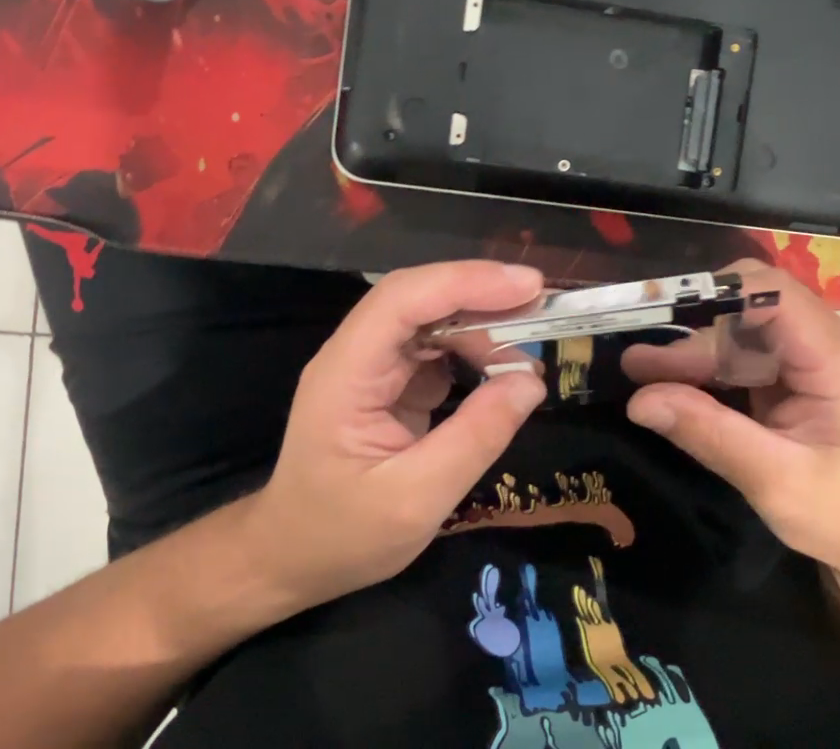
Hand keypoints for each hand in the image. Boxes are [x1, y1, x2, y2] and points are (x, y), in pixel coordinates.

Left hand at [243, 261, 547, 611]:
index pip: (402, 300)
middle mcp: (353, 356)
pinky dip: (472, 351)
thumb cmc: (343, 536)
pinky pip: (433, 349)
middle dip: (483, 296)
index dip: (465, 282)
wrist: (292, 557)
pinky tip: (503, 369)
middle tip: (547, 311)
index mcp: (345, 375)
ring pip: (429, 320)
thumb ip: (475, 438)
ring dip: (481, 325)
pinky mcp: (386, 382)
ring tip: (530, 353)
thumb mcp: (417, 500)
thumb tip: (530, 382)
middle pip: (418, 300)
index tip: (529, 285)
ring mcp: (369, 367)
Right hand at [621, 260, 839, 581]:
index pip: (775, 295)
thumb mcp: (775, 482)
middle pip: (749, 309)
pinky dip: (703, 368)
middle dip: (692, 331)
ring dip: (691, 351)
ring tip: (638, 370)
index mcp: (838, 360)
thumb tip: (640, 400)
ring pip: (737, 330)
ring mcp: (807, 357)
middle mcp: (825, 344)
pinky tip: (668, 384)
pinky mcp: (790, 374)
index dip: (718, 294)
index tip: (662, 316)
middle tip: (638, 363)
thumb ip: (710, 435)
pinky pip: (739, 354)